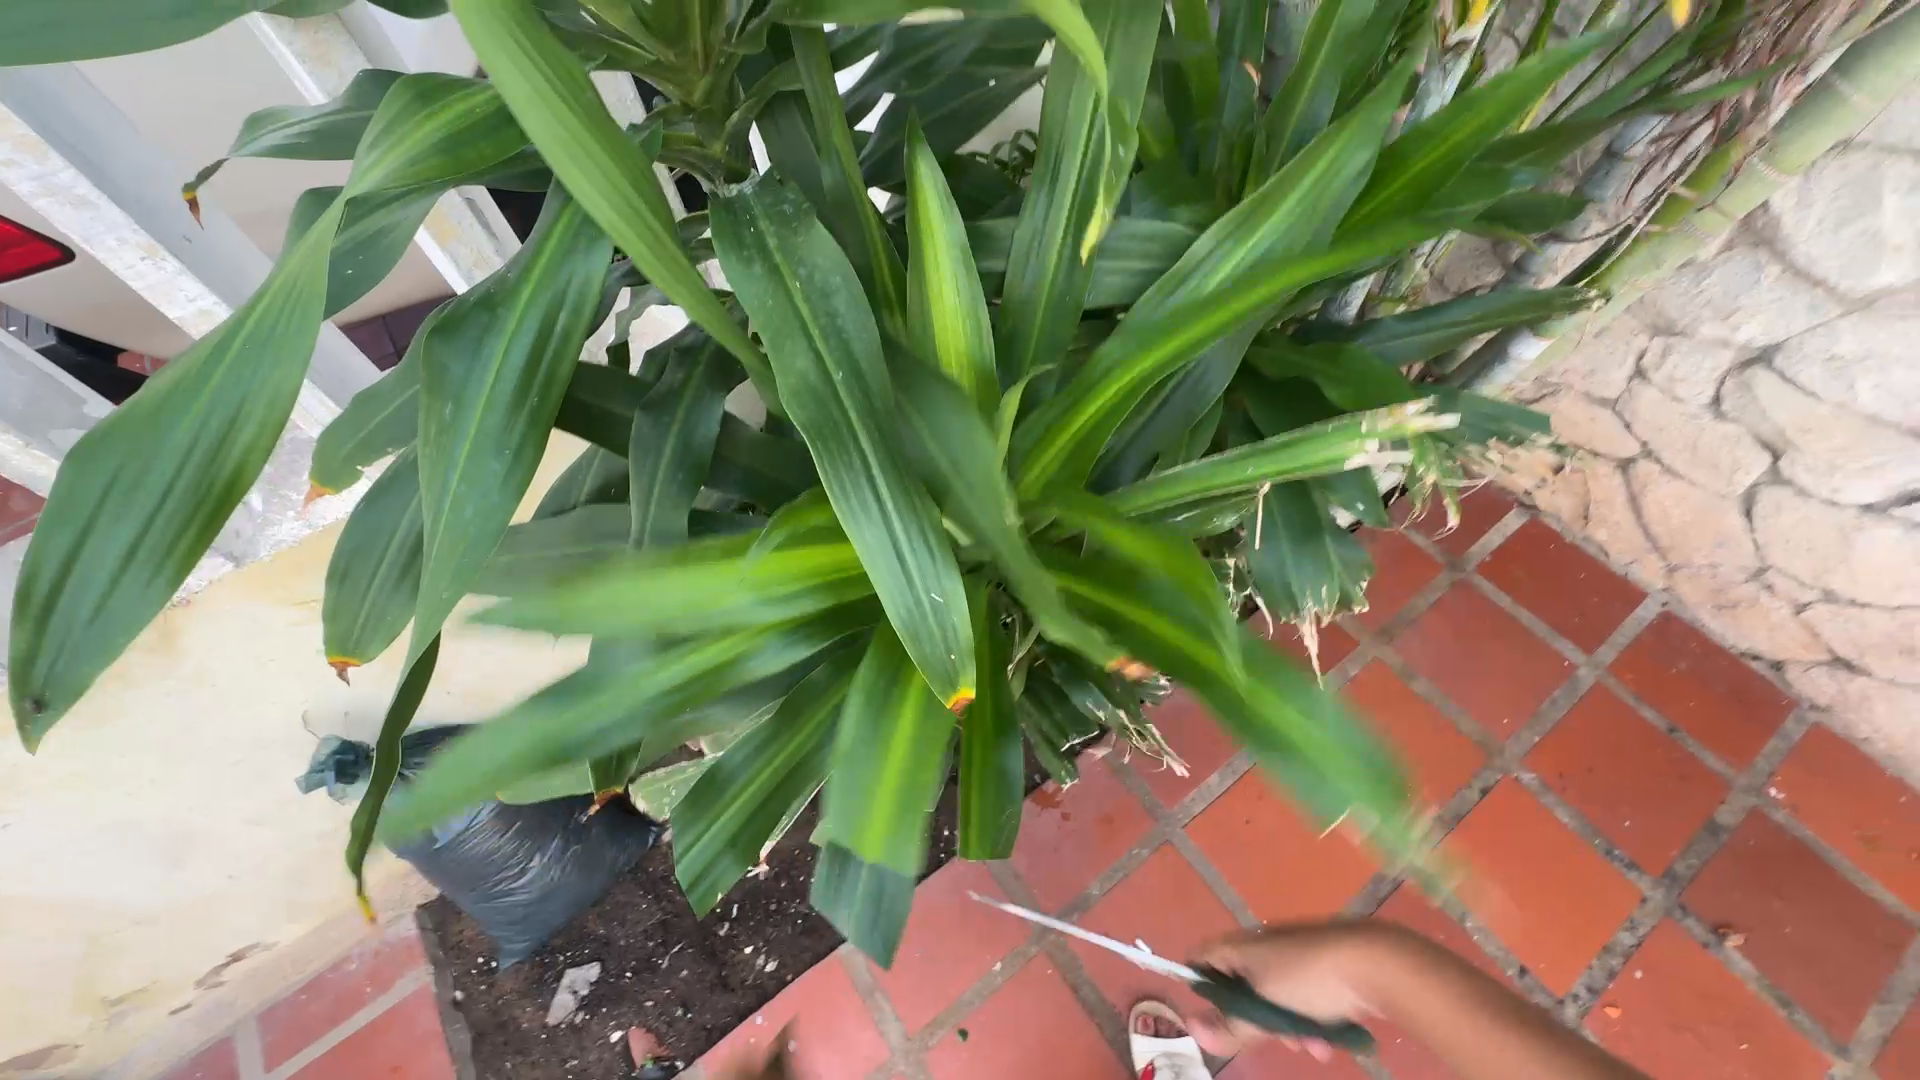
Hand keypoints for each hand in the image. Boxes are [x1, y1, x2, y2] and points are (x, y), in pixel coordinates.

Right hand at [1184, 919, 1396, 1059]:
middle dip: (1253, 1020)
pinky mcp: (1322, 968)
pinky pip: (1303, 997)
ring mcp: (1293, 956)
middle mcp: (1262, 947)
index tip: (1210, 1017)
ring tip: (1311, 1048)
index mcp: (1241, 947)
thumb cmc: (1309, 981)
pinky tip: (1327, 1043)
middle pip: (1240, 985)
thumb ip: (1231, 1026)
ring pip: (1275, 997)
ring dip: (1287, 1026)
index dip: (1199, 985)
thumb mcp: (1266, 1011)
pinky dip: (1310, 1020)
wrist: (1374, 962)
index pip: (1202, 959)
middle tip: (1267, 1040)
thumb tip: (1192, 1029)